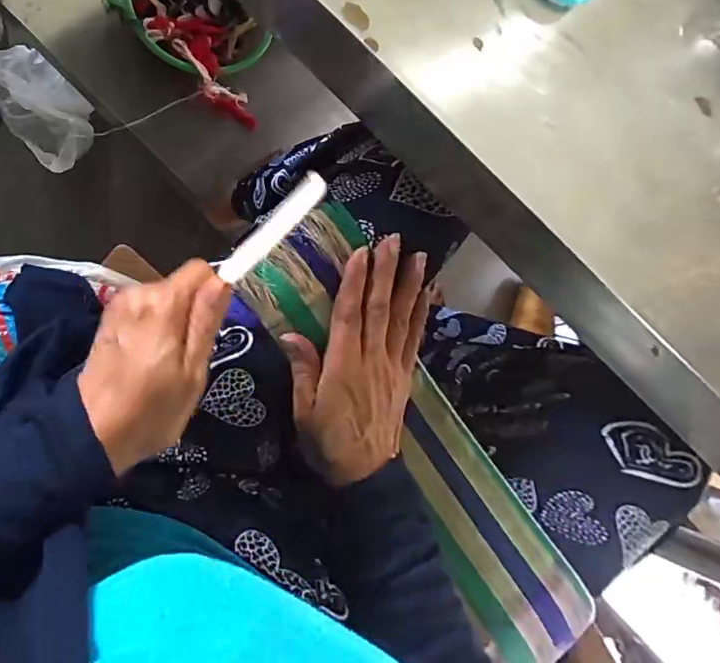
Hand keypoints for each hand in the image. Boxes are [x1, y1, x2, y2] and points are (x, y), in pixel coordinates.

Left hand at [78, 259, 230, 474]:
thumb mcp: (192, 372)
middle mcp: (139, 293)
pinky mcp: (109, 316)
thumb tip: (221, 280)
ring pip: (163, 298)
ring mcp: (121, 303)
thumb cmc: (152, 409)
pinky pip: (144, 310)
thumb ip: (206, 321)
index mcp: (163, 302)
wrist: (94, 429)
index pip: (200, 269)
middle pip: (180, 286)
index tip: (215, 324)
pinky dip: (151, 327)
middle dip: (191, 314)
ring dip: (171, 323)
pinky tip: (146, 359)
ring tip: (166, 363)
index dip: (214, 291)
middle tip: (188, 358)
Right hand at [281, 235, 436, 486]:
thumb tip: (291, 333)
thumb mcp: (304, 410)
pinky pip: (415, 339)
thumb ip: (303, 371)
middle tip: (393, 242)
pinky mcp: (404, 376)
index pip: (351, 316)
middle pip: (380, 310)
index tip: (362, 254)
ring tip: (419, 258)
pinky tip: (428, 295)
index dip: (356, 283)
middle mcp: (373, 360)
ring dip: (410, 287)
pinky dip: (422, 314)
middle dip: (387, 274)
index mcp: (344, 366)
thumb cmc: (327, 441)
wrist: (367, 477)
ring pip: (402, 320)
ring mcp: (393, 367)